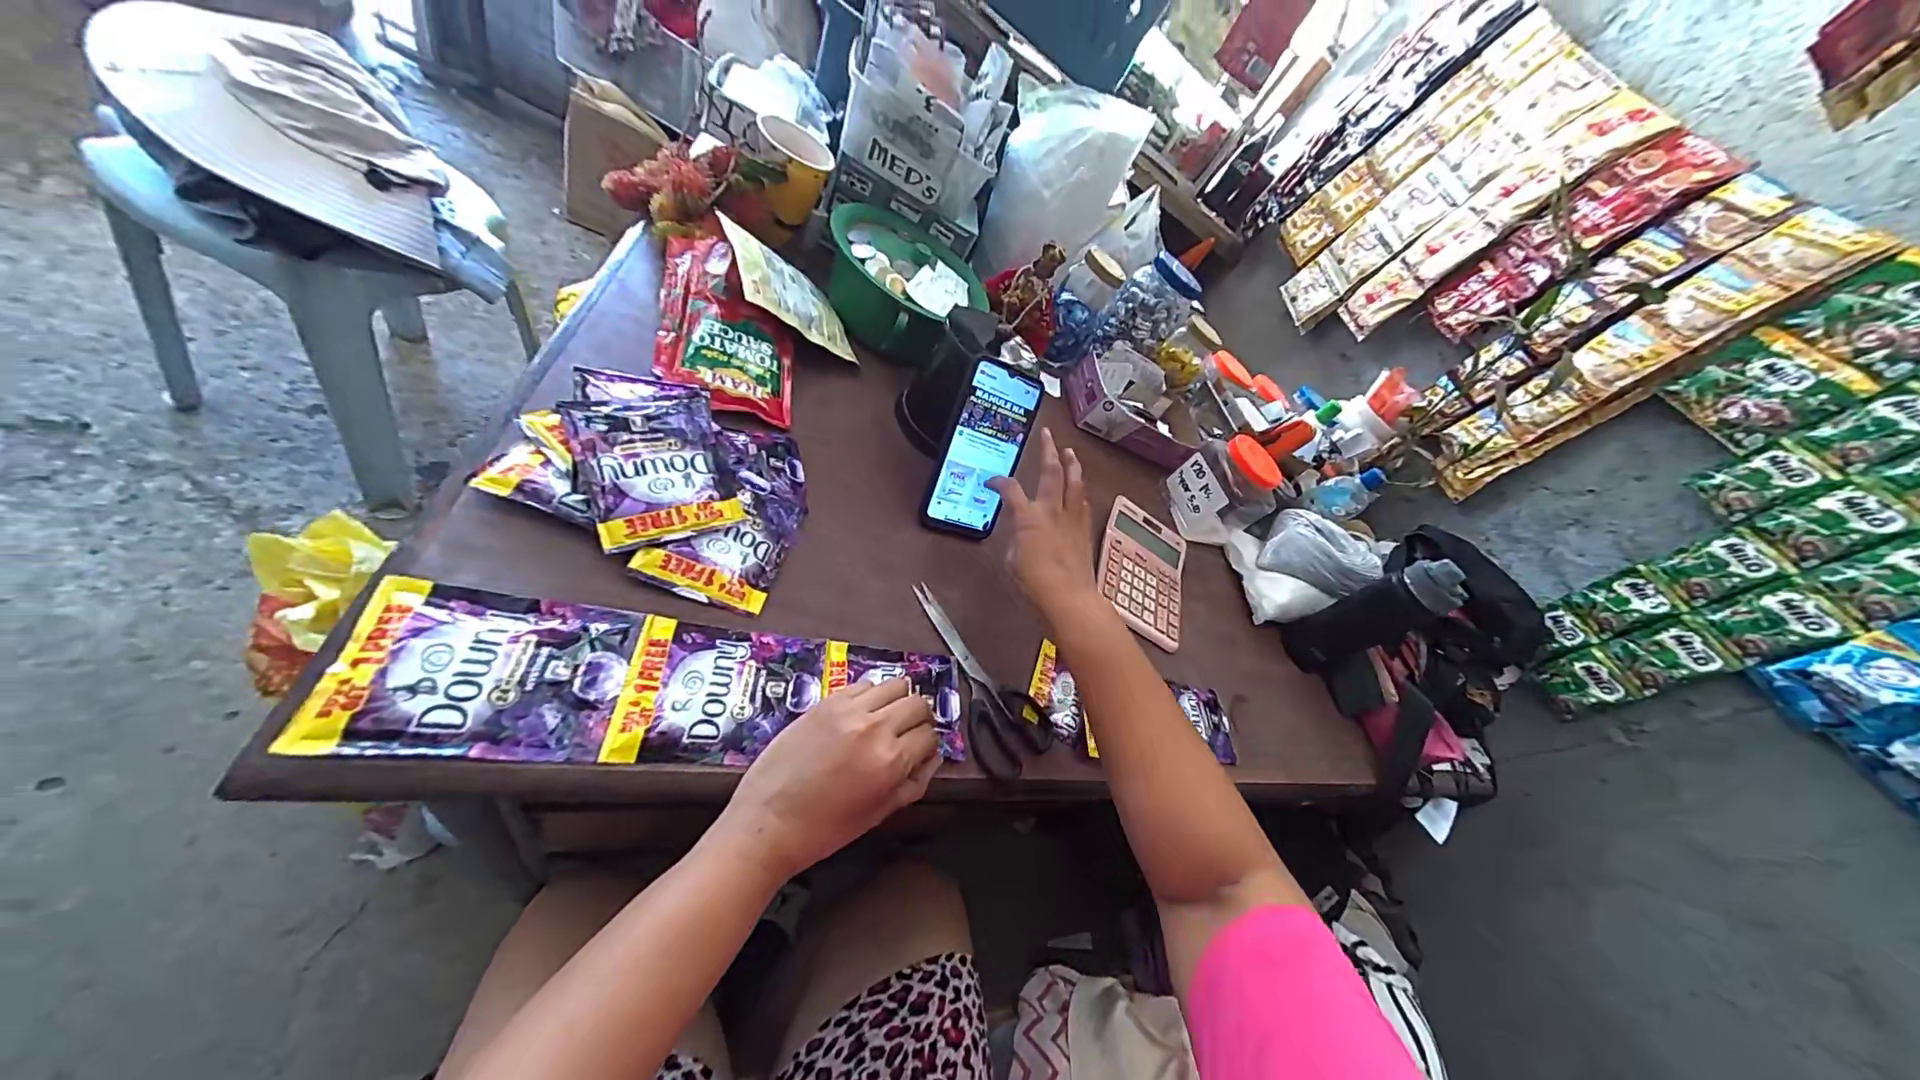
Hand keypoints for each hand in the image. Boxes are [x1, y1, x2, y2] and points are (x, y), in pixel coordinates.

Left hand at [717, 677, 940, 878]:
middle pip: (918, 703)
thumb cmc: (825, 828)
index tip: (918, 751)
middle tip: (906, 732)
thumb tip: (932, 758)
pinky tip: (861, 713)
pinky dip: (870, 695)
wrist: (768, 820)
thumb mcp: (879, 813)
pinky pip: (863, 684)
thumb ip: (913, 783)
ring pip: (895, 685)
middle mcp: (875, 728)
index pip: (930, 736)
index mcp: (891, 761)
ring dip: (898, 700)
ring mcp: (849, 710)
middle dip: (919, 719)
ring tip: (885, 717)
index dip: (928, 745)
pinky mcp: (826, 701)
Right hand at [988, 427, 1098, 618]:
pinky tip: (1079, 486)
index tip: (993, 482)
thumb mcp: (1013, 559)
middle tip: (1047, 436)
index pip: (1010, 489)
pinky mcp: (1084, 530)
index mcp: (1028, 517)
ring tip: (1069, 452)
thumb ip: (1017, 539)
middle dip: (1048, 450)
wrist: (1068, 597)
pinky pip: (1082, 501)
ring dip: (1071, 464)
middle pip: (1051, 471)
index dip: (999, 482)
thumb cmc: (1035, 583)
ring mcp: (1071, 518)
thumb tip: (1022, 533)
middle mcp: (1052, 510)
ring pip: (1074, 482)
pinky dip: (1079, 488)